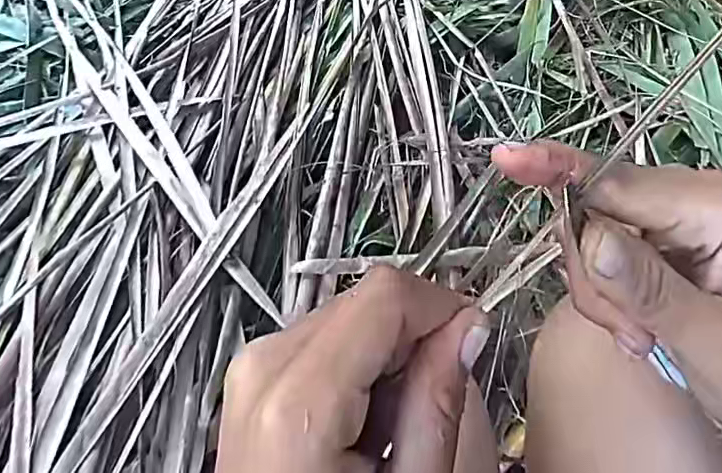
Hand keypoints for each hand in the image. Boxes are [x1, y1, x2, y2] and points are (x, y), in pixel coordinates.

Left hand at [217, 266, 488, 472]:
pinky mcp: (255, 377)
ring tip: (388, 427)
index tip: (467, 338)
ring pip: (350, 312)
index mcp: (298, 401)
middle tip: (429, 403)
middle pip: (367, 300)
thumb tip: (467, 329)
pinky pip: (326, 337)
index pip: (386, 295)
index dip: (439, 307)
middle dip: (413, 338)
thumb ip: (438, 405)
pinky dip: (358, 367)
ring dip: (387, 354)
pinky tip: (359, 427)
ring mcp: (254, 369)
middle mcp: (266, 367)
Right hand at [492, 140, 721, 472]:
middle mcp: (679, 198)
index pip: (613, 183)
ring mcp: (661, 220)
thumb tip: (589, 235)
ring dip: (598, 293)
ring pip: (585, 235)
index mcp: (707, 204)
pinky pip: (595, 257)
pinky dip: (602, 299)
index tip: (506, 160)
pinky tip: (637, 331)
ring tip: (644, 339)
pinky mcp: (648, 244)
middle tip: (632, 334)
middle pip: (591, 209)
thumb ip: (655, 293)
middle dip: (592, 273)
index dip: (558, 173)